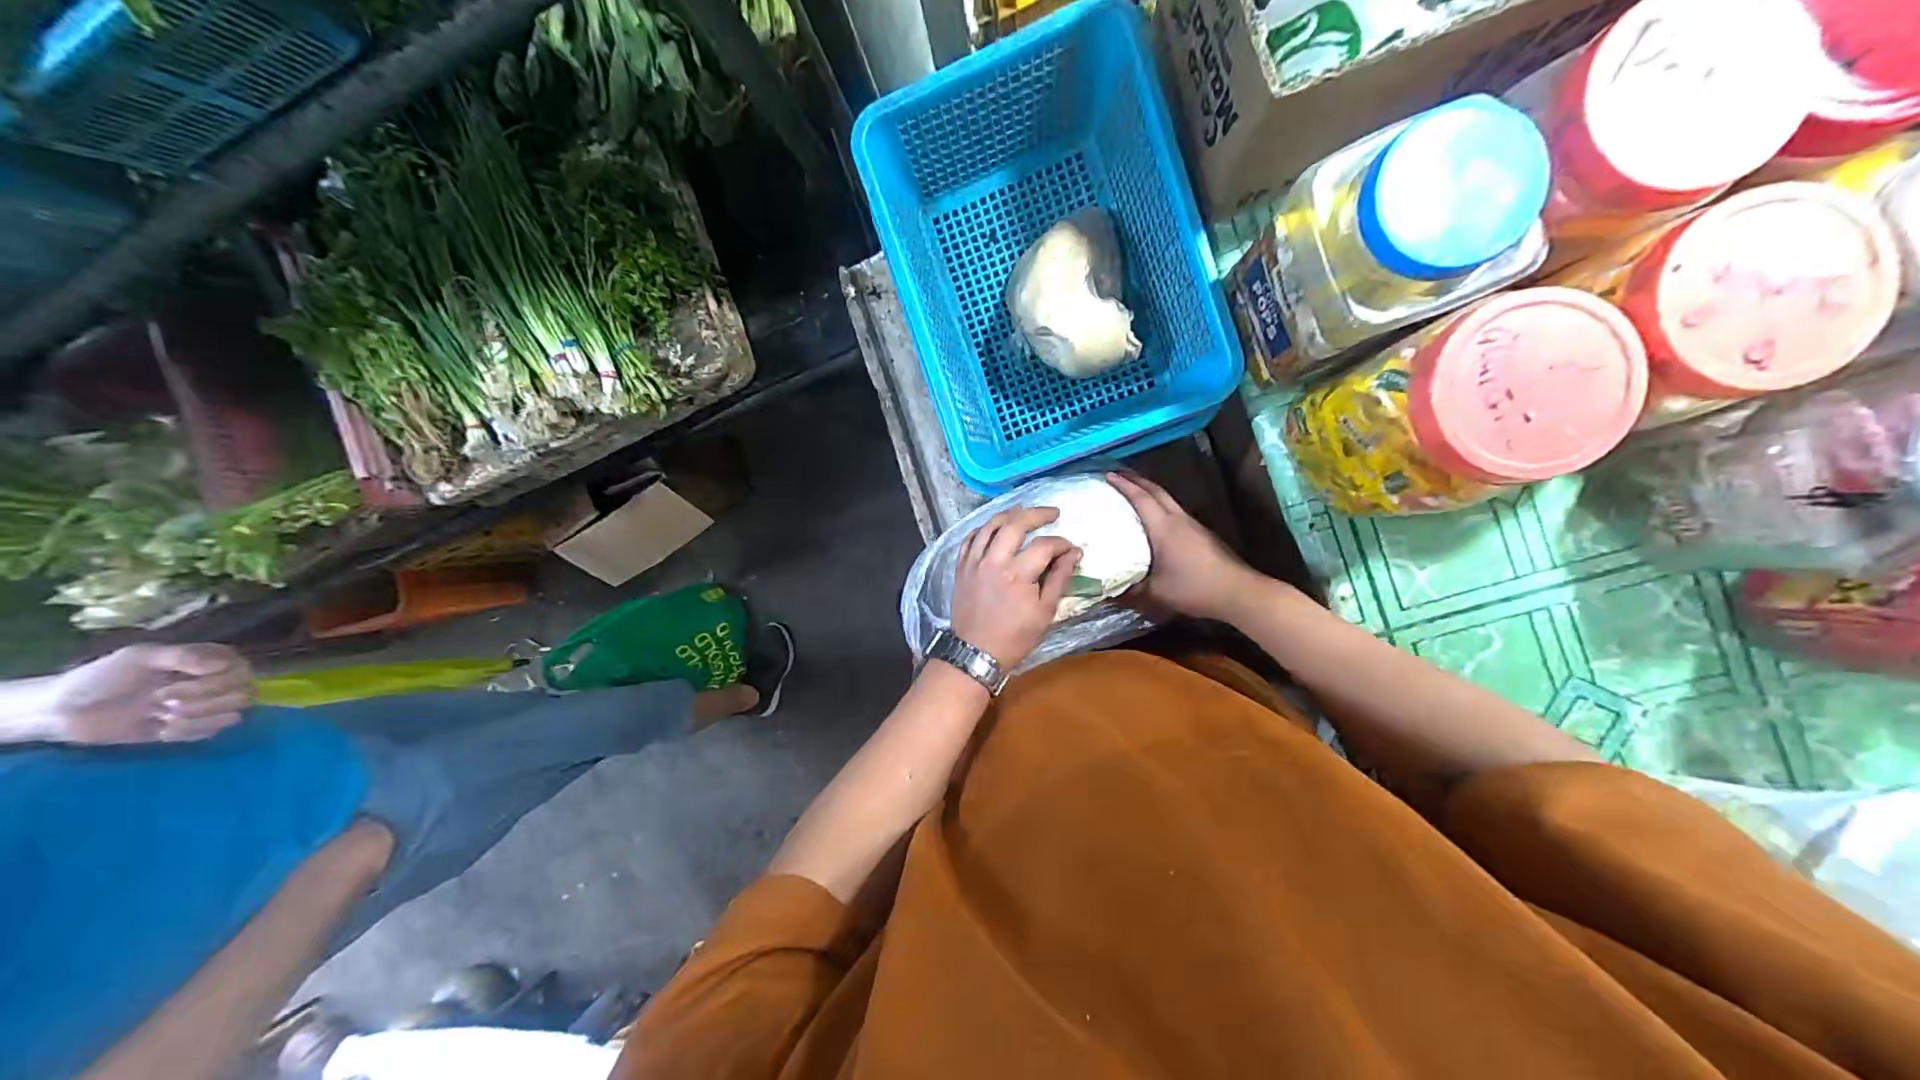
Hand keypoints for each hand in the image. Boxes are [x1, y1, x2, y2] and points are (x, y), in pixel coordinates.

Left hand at [48, 643, 254, 744]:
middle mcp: (215, 681)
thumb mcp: (140, 657)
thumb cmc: (101, 678)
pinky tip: (160, 730)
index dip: (218, 679)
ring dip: (196, 717)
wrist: (64, 713)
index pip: (243, 669)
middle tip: (163, 701)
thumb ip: (185, 656)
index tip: (176, 681)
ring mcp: (205, 706)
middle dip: (204, 700)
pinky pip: (212, 732)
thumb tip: (226, 664)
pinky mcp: (192, 728)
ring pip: (232, 714)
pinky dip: (186, 732)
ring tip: (162, 716)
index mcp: (209, 660)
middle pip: (244, 693)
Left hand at [949, 506, 1081, 668]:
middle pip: (1015, 524)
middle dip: (1037, 514)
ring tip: (1024, 510)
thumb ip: (1059, 579)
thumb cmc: (1014, 637)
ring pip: (990, 525)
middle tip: (1052, 513)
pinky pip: (971, 538)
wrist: (975, 652)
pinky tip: (994, 527)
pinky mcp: (961, 567)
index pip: (1044, 546)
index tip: (1071, 548)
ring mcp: (974, 562)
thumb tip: (1073, 554)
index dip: (1061, 543)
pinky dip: (984, 528)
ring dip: (1009, 514)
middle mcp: (993, 560)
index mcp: (1017, 573)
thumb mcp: (1045, 612)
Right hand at [1108, 471, 1265, 621]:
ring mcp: (1194, 526)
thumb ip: (1129, 592)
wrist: (1237, 591)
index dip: (1124, 485)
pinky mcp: (1203, 535)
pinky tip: (1157, 518)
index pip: (1141, 499)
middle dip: (1136, 480)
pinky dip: (1161, 506)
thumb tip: (1107, 593)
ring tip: (1135, 492)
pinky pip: (1176, 511)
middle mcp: (1179, 520)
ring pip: (1168, 500)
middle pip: (1156, 491)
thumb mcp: (1155, 594)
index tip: (1108, 474)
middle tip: (1118, 475)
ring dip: (1150, 491)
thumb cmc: (1193, 588)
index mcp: (1164, 528)